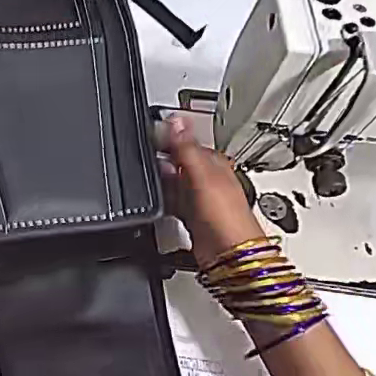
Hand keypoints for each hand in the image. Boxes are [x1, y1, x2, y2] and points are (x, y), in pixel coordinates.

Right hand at [156, 114, 265, 266]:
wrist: (230, 255)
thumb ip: (187, 147)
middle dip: (162, 160)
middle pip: (179, 162)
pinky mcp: (192, 218)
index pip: (188, 142)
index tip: (151, 132)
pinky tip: (157, 202)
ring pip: (175, 183)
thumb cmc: (228, 217)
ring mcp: (199, 200)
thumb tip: (177, 120)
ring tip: (149, 179)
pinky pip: (172, 204)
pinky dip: (163, 202)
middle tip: (145, 158)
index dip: (169, 137)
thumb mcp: (203, 175)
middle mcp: (208, 180)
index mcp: (215, 164)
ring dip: (162, 181)